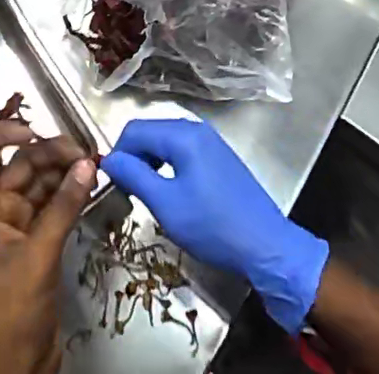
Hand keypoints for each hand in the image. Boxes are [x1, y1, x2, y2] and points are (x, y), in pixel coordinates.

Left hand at [0, 122, 95, 373]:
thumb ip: (62, 208)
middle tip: (82, 152)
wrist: (15, 369)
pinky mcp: (36, 246)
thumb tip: (86, 165)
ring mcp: (16, 228)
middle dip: (47, 154)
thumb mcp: (38, 256)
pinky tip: (87, 185)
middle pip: (17, 168)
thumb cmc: (11, 311)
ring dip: (61, 173)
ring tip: (90, 163)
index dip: (1, 134)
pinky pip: (51, 209)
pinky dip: (68, 196)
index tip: (33, 129)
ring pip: (38, 186)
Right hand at [101, 119, 327, 334]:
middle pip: (149, 133)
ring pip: (165, 142)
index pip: (133, 130)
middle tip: (128, 191)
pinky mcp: (219, 158)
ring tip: (147, 194)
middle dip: (133, 158)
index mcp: (182, 135)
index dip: (117, 154)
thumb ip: (133, 175)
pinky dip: (168, 166)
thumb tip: (108, 159)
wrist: (270, 250)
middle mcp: (196, 129)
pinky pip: (183, 152)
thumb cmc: (213, 226)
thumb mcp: (166, 204)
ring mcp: (211, 142)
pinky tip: (172, 193)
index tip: (113, 183)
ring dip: (149, 163)